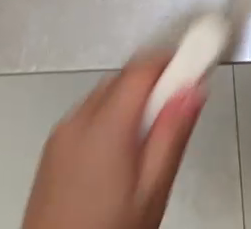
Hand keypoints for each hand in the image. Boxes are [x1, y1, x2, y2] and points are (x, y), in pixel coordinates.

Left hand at [21, 50, 206, 228]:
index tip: (197, 59)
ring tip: (148, 145)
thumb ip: (173, 134)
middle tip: (178, 111)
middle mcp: (78, 120)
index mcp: (107, 126)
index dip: (174, 59)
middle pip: (125, 78)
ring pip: (106, 94)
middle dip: (154, 85)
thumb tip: (193, 90)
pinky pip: (87, 115)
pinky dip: (108, 119)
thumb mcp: (153, 190)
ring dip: (131, 102)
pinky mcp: (53, 148)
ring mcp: (62, 133)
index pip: (144, 66)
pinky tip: (119, 156)